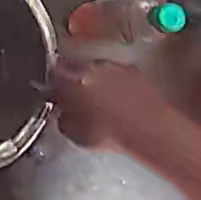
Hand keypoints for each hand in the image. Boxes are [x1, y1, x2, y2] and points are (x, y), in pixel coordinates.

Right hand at [50, 56, 167, 149]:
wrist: (148, 129)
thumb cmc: (109, 131)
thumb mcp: (74, 133)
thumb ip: (63, 119)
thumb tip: (62, 115)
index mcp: (71, 78)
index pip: (53, 74)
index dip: (53, 85)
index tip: (54, 93)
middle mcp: (92, 67)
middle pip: (77, 67)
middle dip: (74, 80)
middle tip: (76, 98)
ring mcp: (115, 67)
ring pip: (99, 69)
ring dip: (97, 80)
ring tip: (101, 102)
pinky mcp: (136, 73)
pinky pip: (120, 75)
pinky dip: (117, 84)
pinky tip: (120, 101)